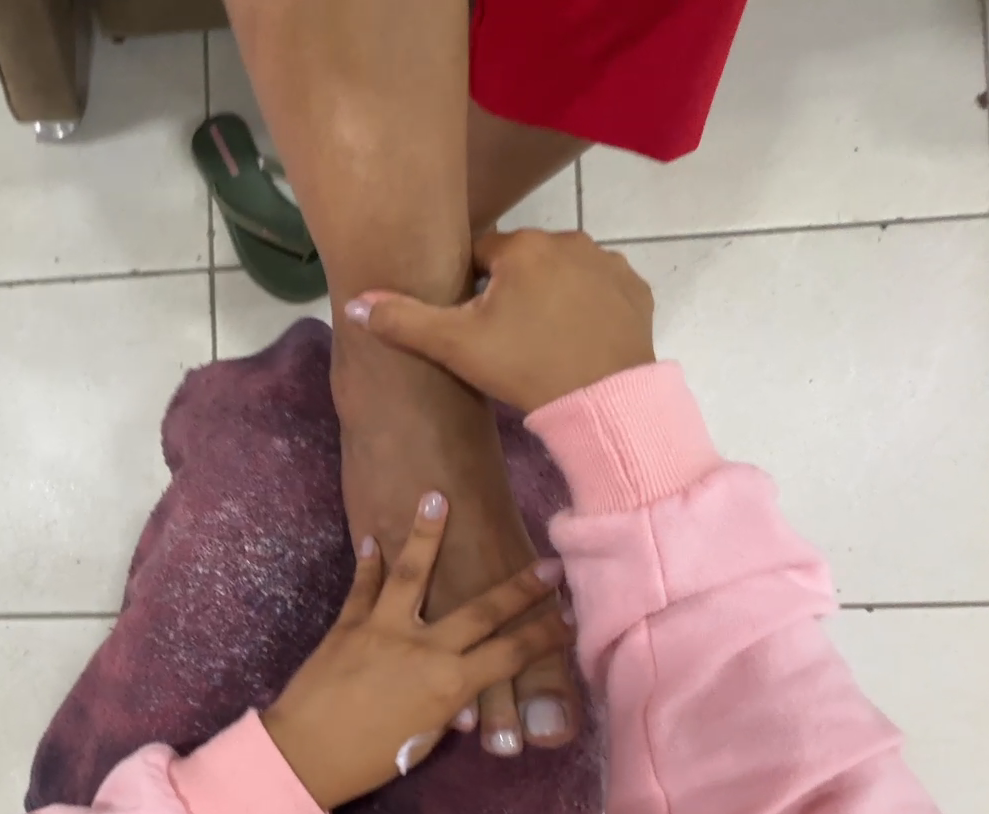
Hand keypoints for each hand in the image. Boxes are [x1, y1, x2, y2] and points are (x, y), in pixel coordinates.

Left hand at [263, 490, 573, 810]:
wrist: (305, 752)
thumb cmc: (370, 758)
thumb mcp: (424, 738)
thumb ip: (448, 704)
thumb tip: (465, 689)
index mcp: (452, 684)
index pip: (513, 654)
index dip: (546, 634)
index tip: (572, 612)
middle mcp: (425, 648)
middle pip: (482, 609)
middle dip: (519, 586)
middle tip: (548, 562)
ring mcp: (384, 629)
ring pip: (413, 574)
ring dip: (426, 534)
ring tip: (436, 496)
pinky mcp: (348, 623)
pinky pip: (362, 586)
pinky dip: (367, 563)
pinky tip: (371, 538)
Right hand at [343, 229, 656, 413]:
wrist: (601, 398)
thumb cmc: (521, 364)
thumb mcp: (453, 345)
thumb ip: (402, 320)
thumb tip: (353, 304)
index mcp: (521, 247)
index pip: (477, 252)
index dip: (464, 286)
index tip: (464, 321)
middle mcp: (569, 240)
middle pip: (518, 261)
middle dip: (503, 288)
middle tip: (494, 335)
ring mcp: (608, 262)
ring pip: (557, 272)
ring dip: (541, 294)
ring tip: (531, 339)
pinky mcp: (635, 289)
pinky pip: (594, 288)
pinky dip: (579, 305)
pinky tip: (568, 338)